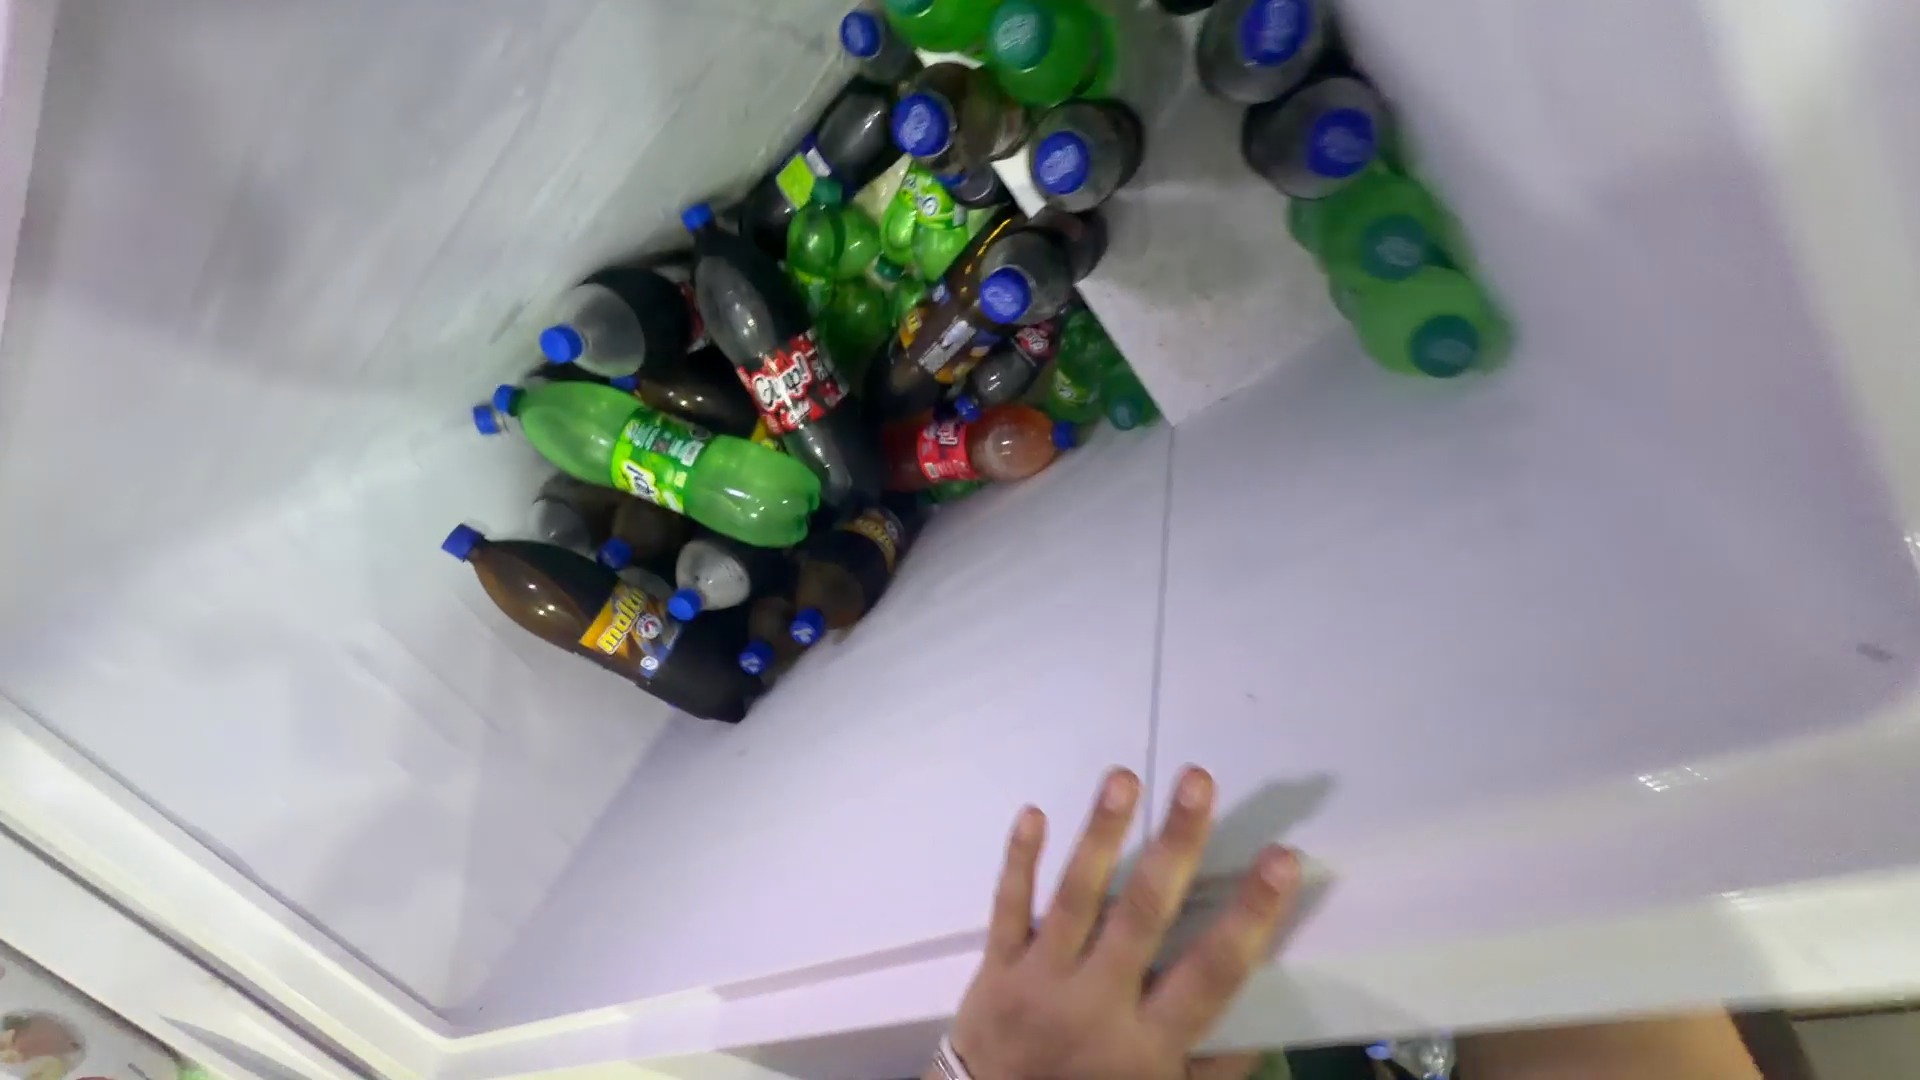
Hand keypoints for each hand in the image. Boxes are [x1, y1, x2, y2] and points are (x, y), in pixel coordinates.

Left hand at [940, 766, 1300, 1079]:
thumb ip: (1211, 1069)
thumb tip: (1261, 1022)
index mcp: (1148, 1044)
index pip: (1211, 973)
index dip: (1250, 916)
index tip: (1281, 857)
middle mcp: (1097, 1001)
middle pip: (1141, 913)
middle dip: (1173, 845)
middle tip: (1196, 780)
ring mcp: (1041, 977)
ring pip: (1074, 896)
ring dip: (1099, 833)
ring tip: (1122, 777)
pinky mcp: (998, 964)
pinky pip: (1008, 905)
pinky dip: (1018, 860)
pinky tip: (1032, 811)